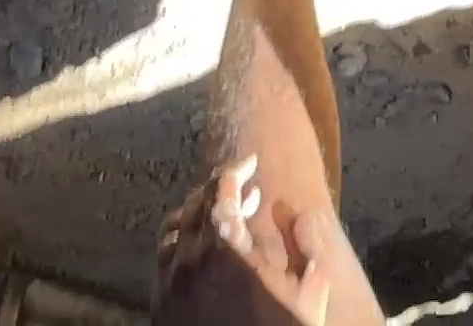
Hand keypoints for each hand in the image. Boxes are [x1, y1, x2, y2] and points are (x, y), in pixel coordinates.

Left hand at [152, 156, 336, 324]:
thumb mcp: (312, 288)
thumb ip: (308, 242)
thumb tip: (297, 215)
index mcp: (224, 245)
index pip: (221, 187)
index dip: (237, 168)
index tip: (253, 162)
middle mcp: (188, 259)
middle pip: (195, 204)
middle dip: (221, 189)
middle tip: (248, 192)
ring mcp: (169, 287)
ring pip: (172, 231)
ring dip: (198, 215)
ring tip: (224, 221)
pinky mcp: (160, 312)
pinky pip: (164, 262)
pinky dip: (183, 245)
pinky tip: (207, 257)